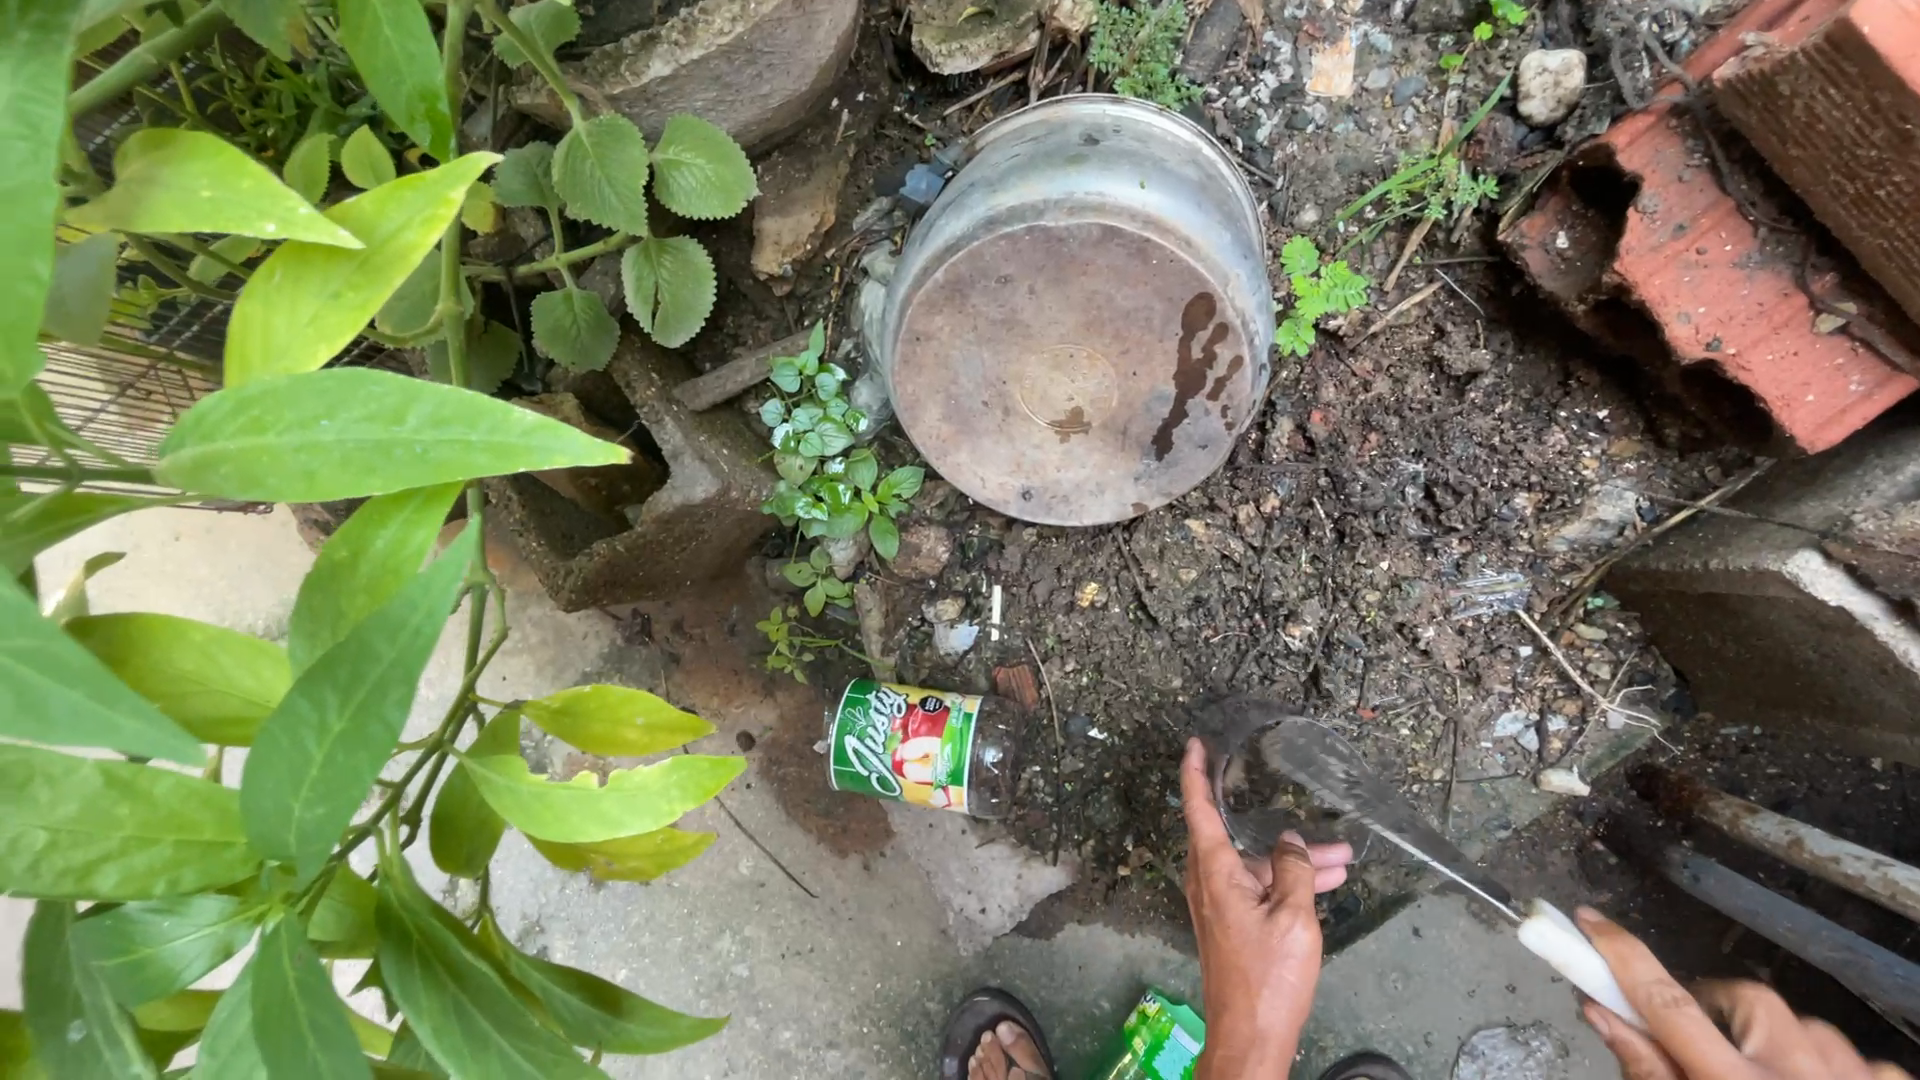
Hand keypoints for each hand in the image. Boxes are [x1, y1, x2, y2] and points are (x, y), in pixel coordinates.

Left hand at [1180, 737, 1353, 1079]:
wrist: (1249, 1036)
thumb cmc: (1268, 975)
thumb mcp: (1293, 919)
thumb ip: (1294, 871)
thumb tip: (1291, 840)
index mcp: (1212, 868)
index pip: (1197, 805)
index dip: (1194, 771)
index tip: (1195, 743)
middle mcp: (1207, 878)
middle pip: (1238, 835)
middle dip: (1276, 826)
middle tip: (1313, 816)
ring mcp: (1218, 901)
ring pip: (1256, 865)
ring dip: (1294, 862)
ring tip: (1343, 858)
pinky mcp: (1230, 921)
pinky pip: (1258, 887)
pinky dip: (1286, 883)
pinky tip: (1325, 883)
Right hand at [1576, 907, 1912, 1079]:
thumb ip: (1646, 1070)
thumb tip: (1597, 1008)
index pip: (1664, 1002)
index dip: (1621, 953)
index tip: (1590, 919)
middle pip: (1748, 1000)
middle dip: (1718, 1006)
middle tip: (1703, 1037)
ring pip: (1810, 1028)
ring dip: (1778, 1040)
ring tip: (1766, 1076)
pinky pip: (1865, 1063)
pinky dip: (1835, 1069)